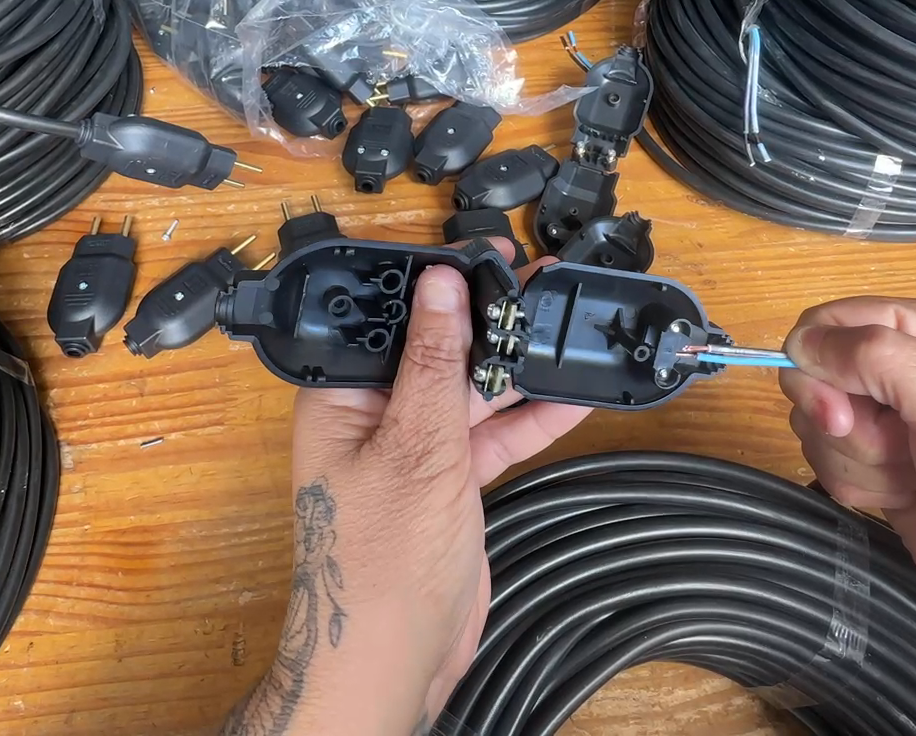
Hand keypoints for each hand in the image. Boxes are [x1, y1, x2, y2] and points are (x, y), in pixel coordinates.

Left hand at [222, 259, 589, 735]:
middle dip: (487, 317)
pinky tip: (571, 394)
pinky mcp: (452, 475)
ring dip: (515, 363)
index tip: (484, 255)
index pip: (388, 317)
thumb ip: (433, 363)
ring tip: (561, 322)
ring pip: (471, 387)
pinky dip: (530, 417)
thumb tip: (440, 285)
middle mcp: (378, 411)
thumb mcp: (415, 446)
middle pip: (437, 347)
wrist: (397, 660)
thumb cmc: (381, 558)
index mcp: (344, 393)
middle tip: (536, 280)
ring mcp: (418, 444)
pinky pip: (493, 433)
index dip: (436, 281)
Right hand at [780, 297, 915, 734]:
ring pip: (817, 418)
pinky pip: (828, 459)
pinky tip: (904, 500)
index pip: (831, 322)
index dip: (817, 360)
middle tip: (887, 450)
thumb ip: (876, 358)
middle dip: (838, 416)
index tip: (839, 410)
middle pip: (815, 370)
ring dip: (852, 456)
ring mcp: (894, 422)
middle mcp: (908, 368)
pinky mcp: (882, 469)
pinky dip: (857, 483)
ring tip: (911, 481)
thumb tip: (796, 345)